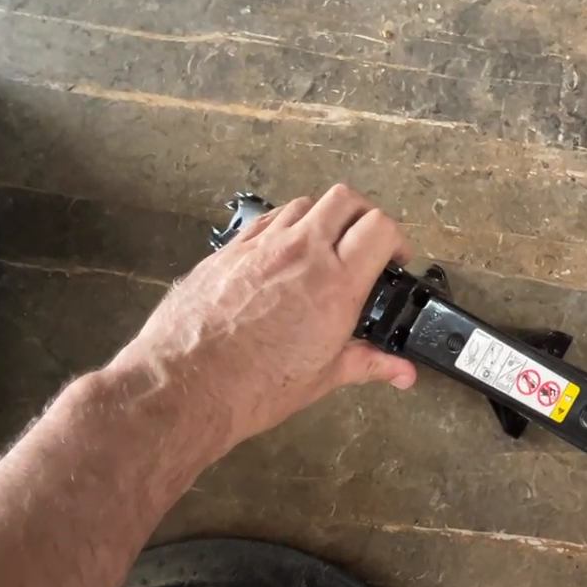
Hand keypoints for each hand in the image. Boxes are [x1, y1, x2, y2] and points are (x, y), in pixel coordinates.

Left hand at [103, 185, 417, 463]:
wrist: (186, 387)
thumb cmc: (252, 386)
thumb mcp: (325, 376)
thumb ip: (370, 363)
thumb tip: (401, 372)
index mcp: (335, 284)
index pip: (380, 227)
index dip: (396, 238)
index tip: (395, 258)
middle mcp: (302, 253)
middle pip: (346, 199)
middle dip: (364, 216)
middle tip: (366, 243)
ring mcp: (263, 245)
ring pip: (304, 204)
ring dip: (323, 219)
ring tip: (325, 250)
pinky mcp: (230, 249)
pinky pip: (267, 220)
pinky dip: (285, 228)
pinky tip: (285, 256)